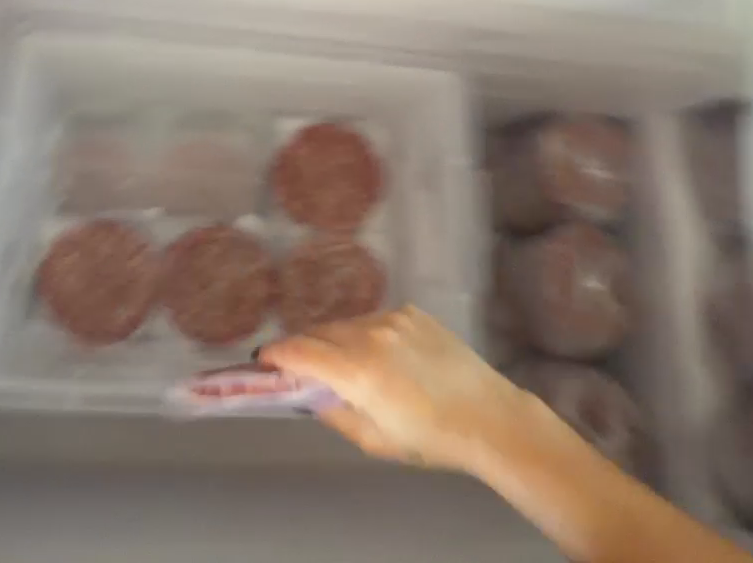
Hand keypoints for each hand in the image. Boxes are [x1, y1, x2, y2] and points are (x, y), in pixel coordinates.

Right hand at [259, 305, 539, 472]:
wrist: (488, 416)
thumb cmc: (431, 439)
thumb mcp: (373, 440)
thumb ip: (333, 412)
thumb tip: (308, 393)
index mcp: (358, 371)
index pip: (300, 352)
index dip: (276, 355)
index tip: (263, 361)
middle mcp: (370, 335)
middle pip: (319, 333)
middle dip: (302, 348)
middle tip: (297, 368)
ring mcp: (393, 318)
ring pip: (346, 324)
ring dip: (335, 341)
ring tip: (344, 366)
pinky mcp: (411, 312)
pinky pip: (374, 320)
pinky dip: (365, 335)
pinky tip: (382, 357)